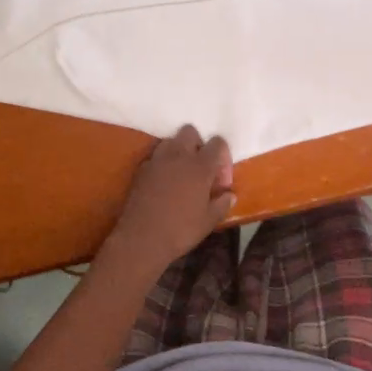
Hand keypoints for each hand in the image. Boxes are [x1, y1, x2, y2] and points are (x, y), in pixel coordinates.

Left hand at [103, 125, 235, 275]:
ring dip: (178, 150)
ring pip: (170, 141)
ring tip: (180, 173)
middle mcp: (179, 156)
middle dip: (198, 144)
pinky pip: (155, 156)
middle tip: (199, 168)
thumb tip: (230, 195)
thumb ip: (222, 204)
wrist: (141, 239)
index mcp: (200, 166)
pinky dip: (162, 163)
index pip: (217, 142)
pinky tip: (163, 183)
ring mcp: (157, 160)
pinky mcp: (141, 169)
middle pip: (190, 131)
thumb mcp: (208, 221)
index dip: (222, 156)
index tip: (219, 178)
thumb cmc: (180, 230)